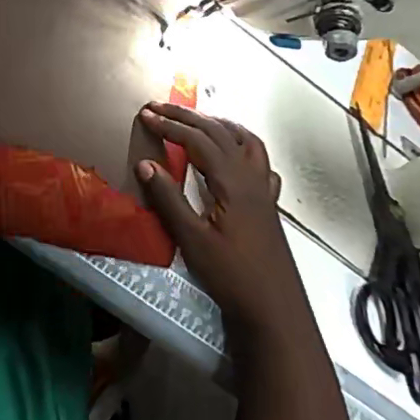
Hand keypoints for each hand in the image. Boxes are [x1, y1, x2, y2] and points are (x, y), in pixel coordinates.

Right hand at [135, 104, 287, 334]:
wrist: (275, 311)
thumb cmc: (231, 276)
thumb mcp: (193, 239)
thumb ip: (169, 199)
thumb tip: (145, 163)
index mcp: (232, 183)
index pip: (197, 140)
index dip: (169, 125)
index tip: (145, 115)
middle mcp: (251, 178)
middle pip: (219, 133)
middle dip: (187, 117)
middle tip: (160, 108)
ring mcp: (264, 190)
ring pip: (245, 141)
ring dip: (218, 124)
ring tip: (196, 119)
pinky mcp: (269, 204)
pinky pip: (261, 161)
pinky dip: (243, 145)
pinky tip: (234, 153)